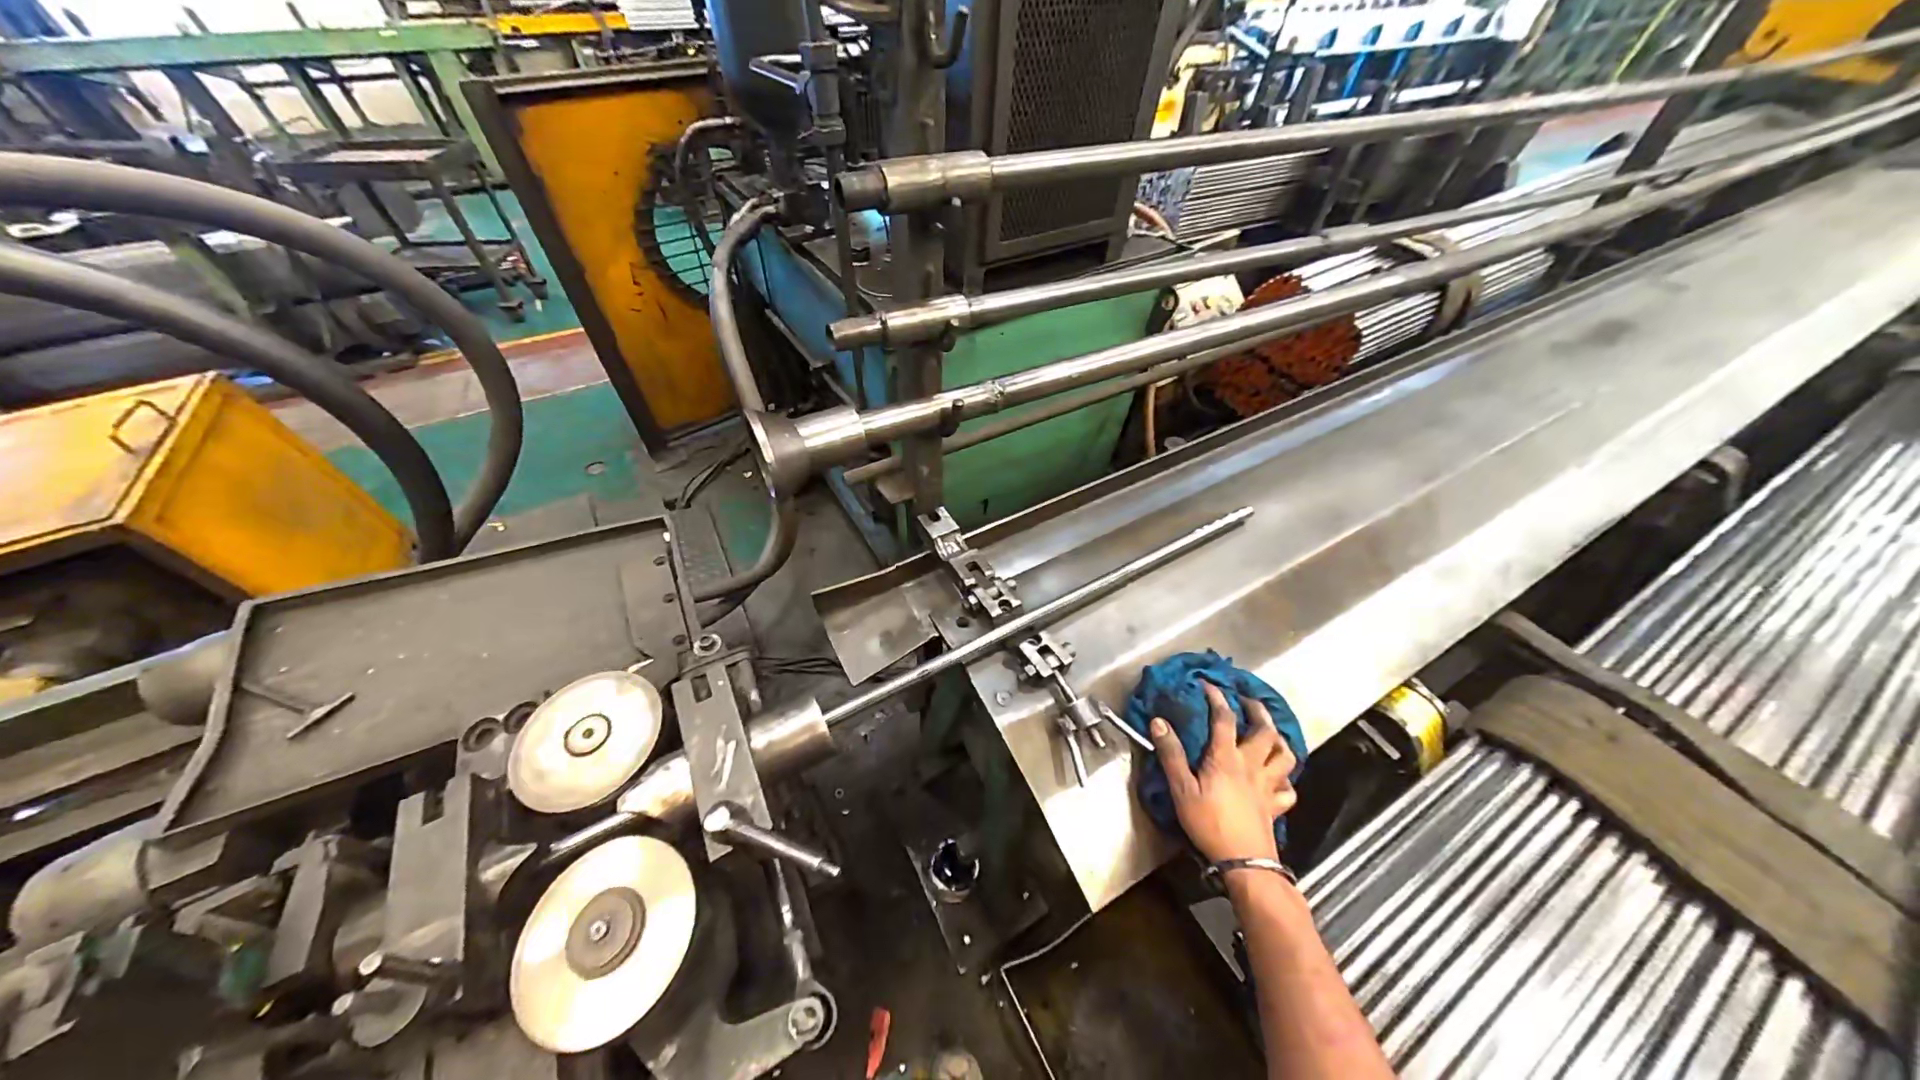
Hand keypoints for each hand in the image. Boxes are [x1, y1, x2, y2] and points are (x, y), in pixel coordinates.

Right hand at [1148, 682, 1297, 862]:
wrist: (1245, 862)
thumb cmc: (1209, 823)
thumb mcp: (1182, 789)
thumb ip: (1171, 755)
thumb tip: (1159, 723)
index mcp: (1226, 758)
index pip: (1224, 718)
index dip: (1217, 697)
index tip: (1208, 685)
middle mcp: (1252, 765)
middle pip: (1264, 730)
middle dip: (1257, 710)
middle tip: (1248, 701)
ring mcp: (1268, 785)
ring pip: (1284, 754)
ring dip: (1278, 739)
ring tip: (1269, 733)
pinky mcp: (1277, 805)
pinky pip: (1289, 787)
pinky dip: (1286, 778)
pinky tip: (1278, 777)